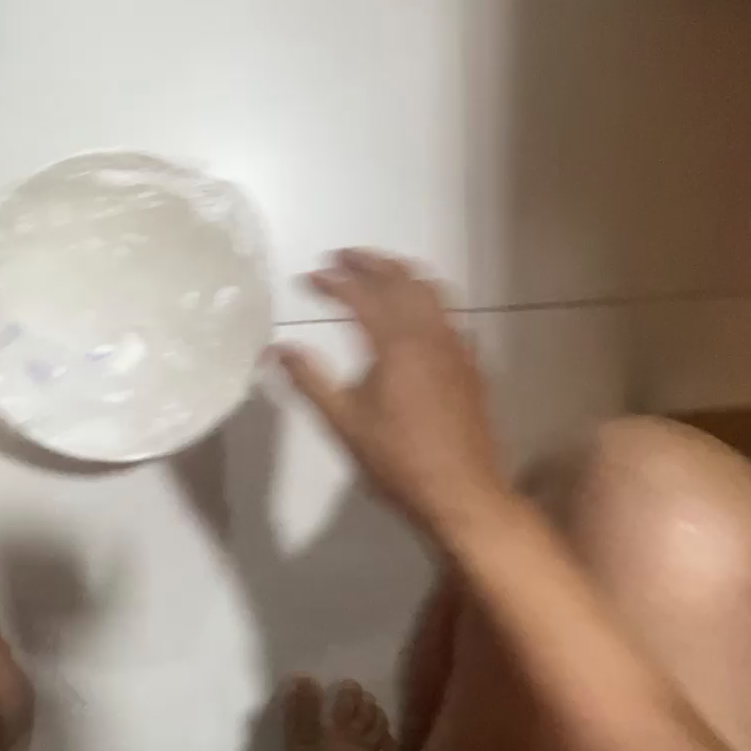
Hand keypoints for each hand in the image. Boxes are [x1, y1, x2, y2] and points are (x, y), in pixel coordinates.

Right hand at [277, 249, 507, 533]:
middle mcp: (431, 335)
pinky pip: (451, 314)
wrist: (461, 492)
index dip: (332, 282)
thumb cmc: (395, 460)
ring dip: (402, 273)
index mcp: (396, 345)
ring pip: (433, 291)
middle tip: (341, 257)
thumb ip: (310, 379)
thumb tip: (279, 348)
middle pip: (402, 280)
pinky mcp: (471, 364)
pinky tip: (417, 316)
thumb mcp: (341, 422)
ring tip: (378, 271)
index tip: (307, 277)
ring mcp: (457, 348)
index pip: (361, 296)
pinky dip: (428, 300)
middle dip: (370, 263)